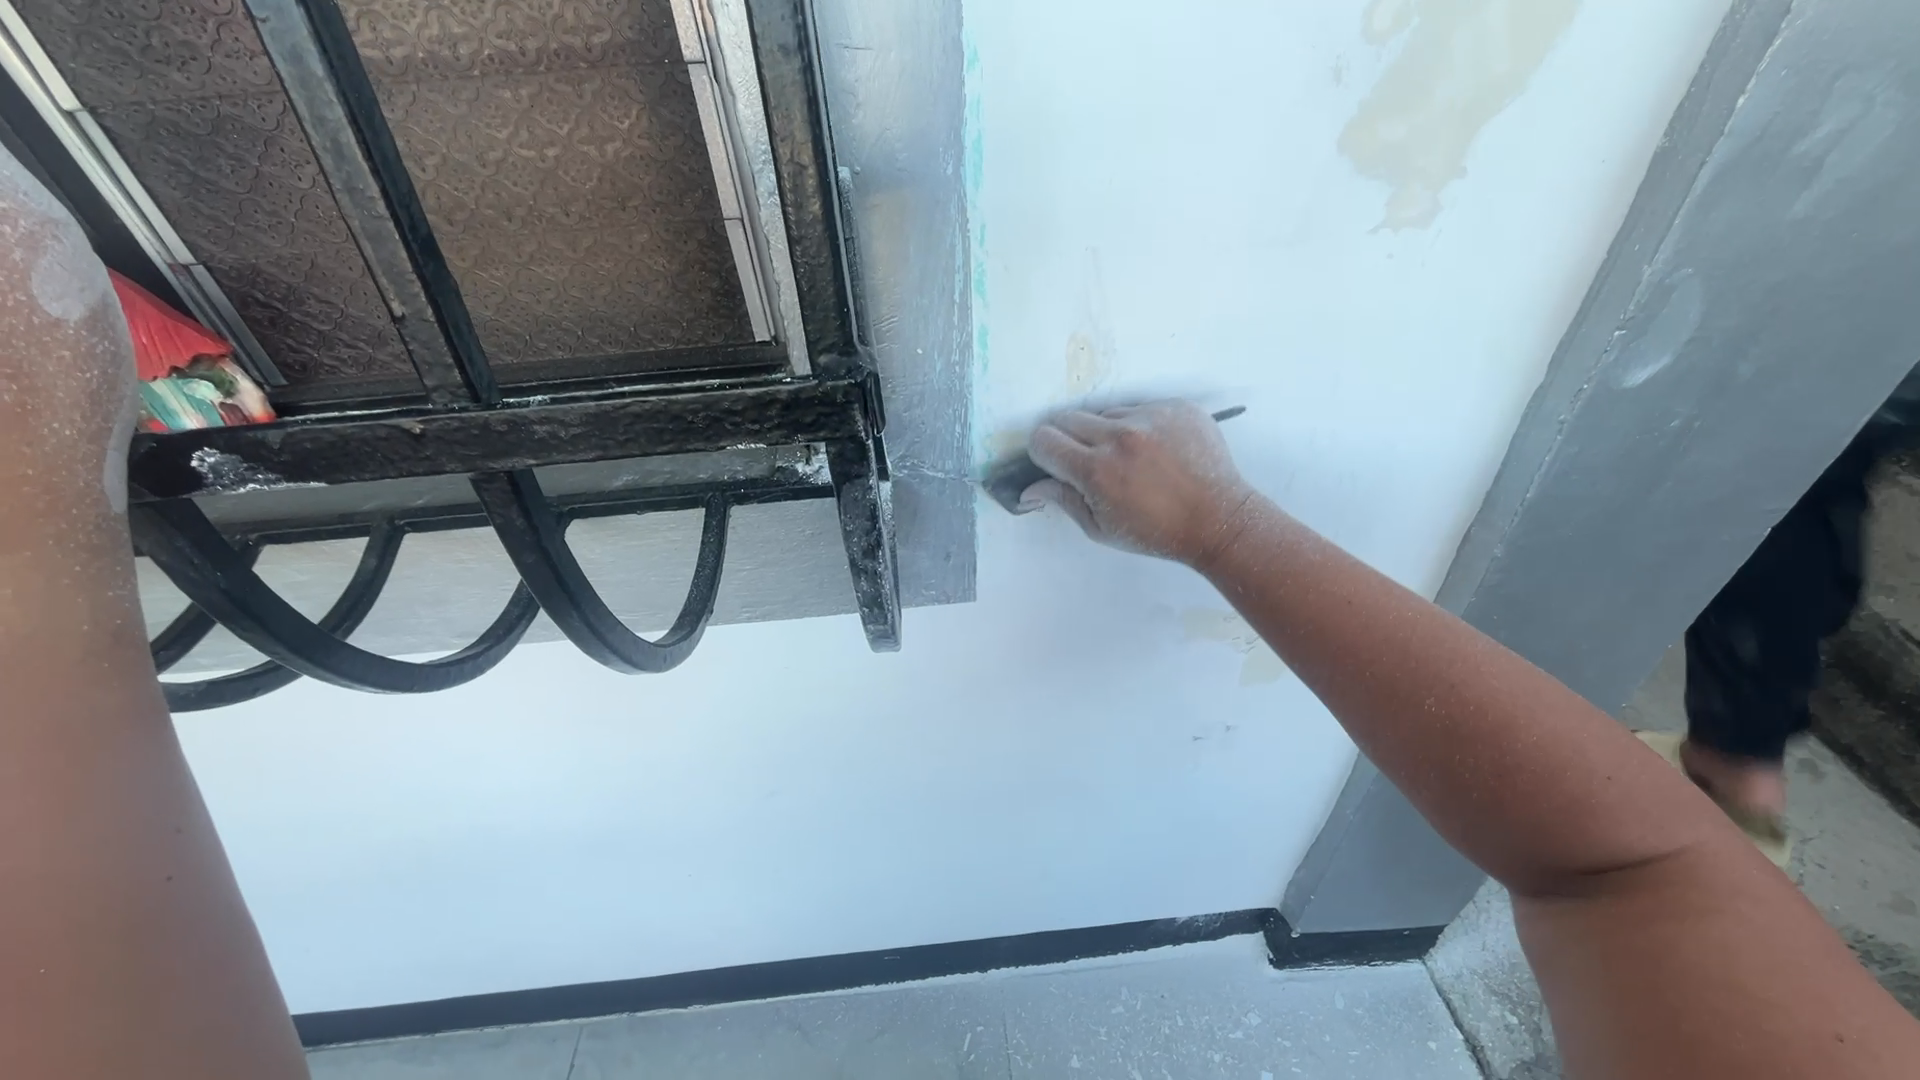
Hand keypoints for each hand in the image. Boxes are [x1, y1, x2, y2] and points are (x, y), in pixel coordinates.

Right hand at [1022, 400, 1256, 566]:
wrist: (1218, 520)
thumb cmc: (1155, 533)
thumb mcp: (1101, 528)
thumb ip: (1063, 500)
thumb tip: (1030, 488)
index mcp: (1096, 470)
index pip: (1043, 440)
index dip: (1043, 453)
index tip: (1055, 464)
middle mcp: (1119, 436)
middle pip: (1066, 418)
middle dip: (1067, 439)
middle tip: (1088, 461)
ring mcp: (1150, 417)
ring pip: (1104, 413)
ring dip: (1106, 432)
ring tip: (1131, 459)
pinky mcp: (1176, 407)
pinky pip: (1140, 409)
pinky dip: (1140, 427)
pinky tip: (1157, 451)